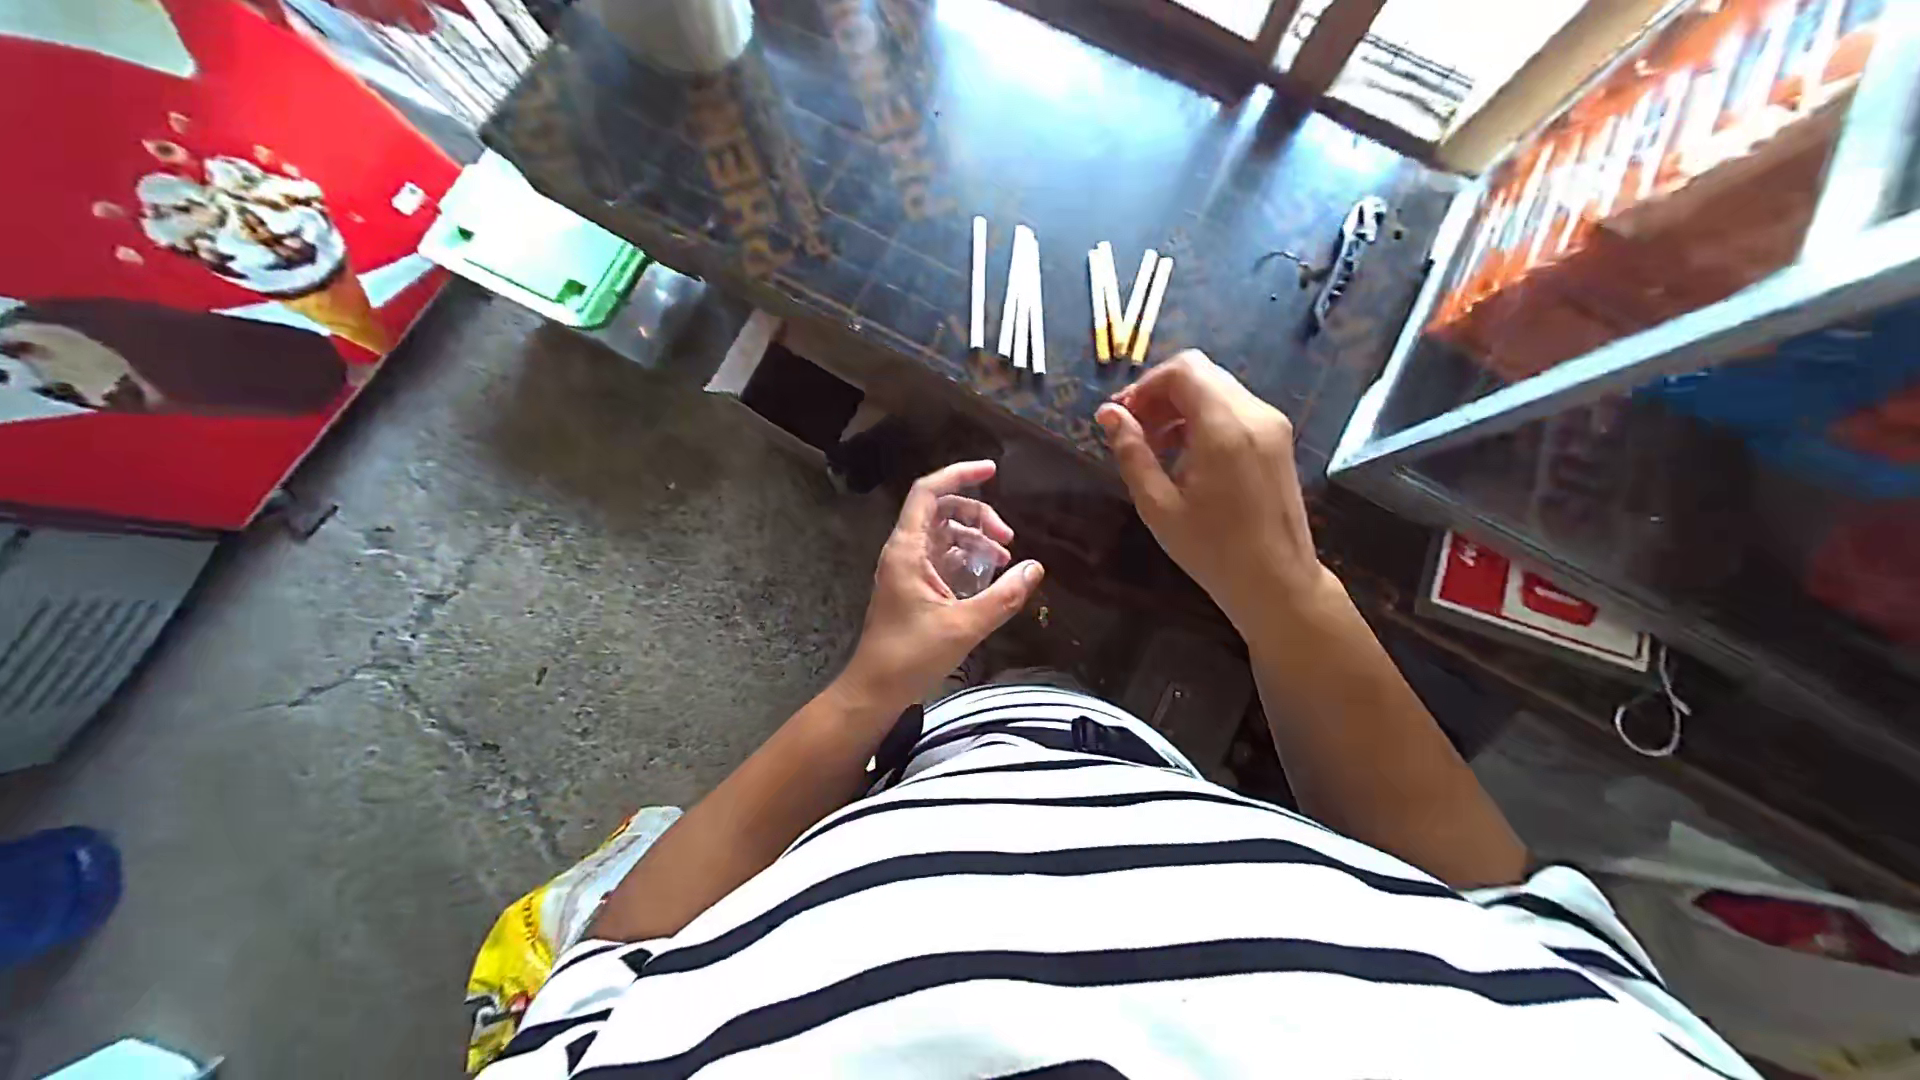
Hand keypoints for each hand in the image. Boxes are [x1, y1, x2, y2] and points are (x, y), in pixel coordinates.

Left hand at [842, 461, 1044, 708]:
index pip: (928, 493)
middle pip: (942, 511)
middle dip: (978, 515)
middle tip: (1008, 538)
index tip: (991, 470)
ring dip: (976, 539)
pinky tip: (989, 578)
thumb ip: (1003, 597)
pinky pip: (944, 559)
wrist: (876, 690)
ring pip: (945, 535)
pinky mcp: (915, 587)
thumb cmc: (910, 656)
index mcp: (907, 549)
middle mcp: (906, 552)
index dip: (959, 475)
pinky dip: (968, 560)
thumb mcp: (963, 626)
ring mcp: (909, 569)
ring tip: (1004, 561)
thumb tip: (1036, 569)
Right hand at [1095, 350, 1334, 633]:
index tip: (1121, 415)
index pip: (1183, 370)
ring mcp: (1271, 425)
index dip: (1145, 385)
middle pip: (1200, 374)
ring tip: (1153, 447)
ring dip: (1179, 406)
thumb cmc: (1211, 549)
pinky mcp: (1277, 439)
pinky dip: (1202, 419)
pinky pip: (1232, 409)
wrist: (1275, 581)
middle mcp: (1254, 414)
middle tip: (1131, 430)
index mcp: (1224, 428)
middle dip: (1159, 394)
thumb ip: (1132, 452)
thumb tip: (1107, 414)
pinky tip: (1183, 454)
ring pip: (1216, 389)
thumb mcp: (1158, 505)